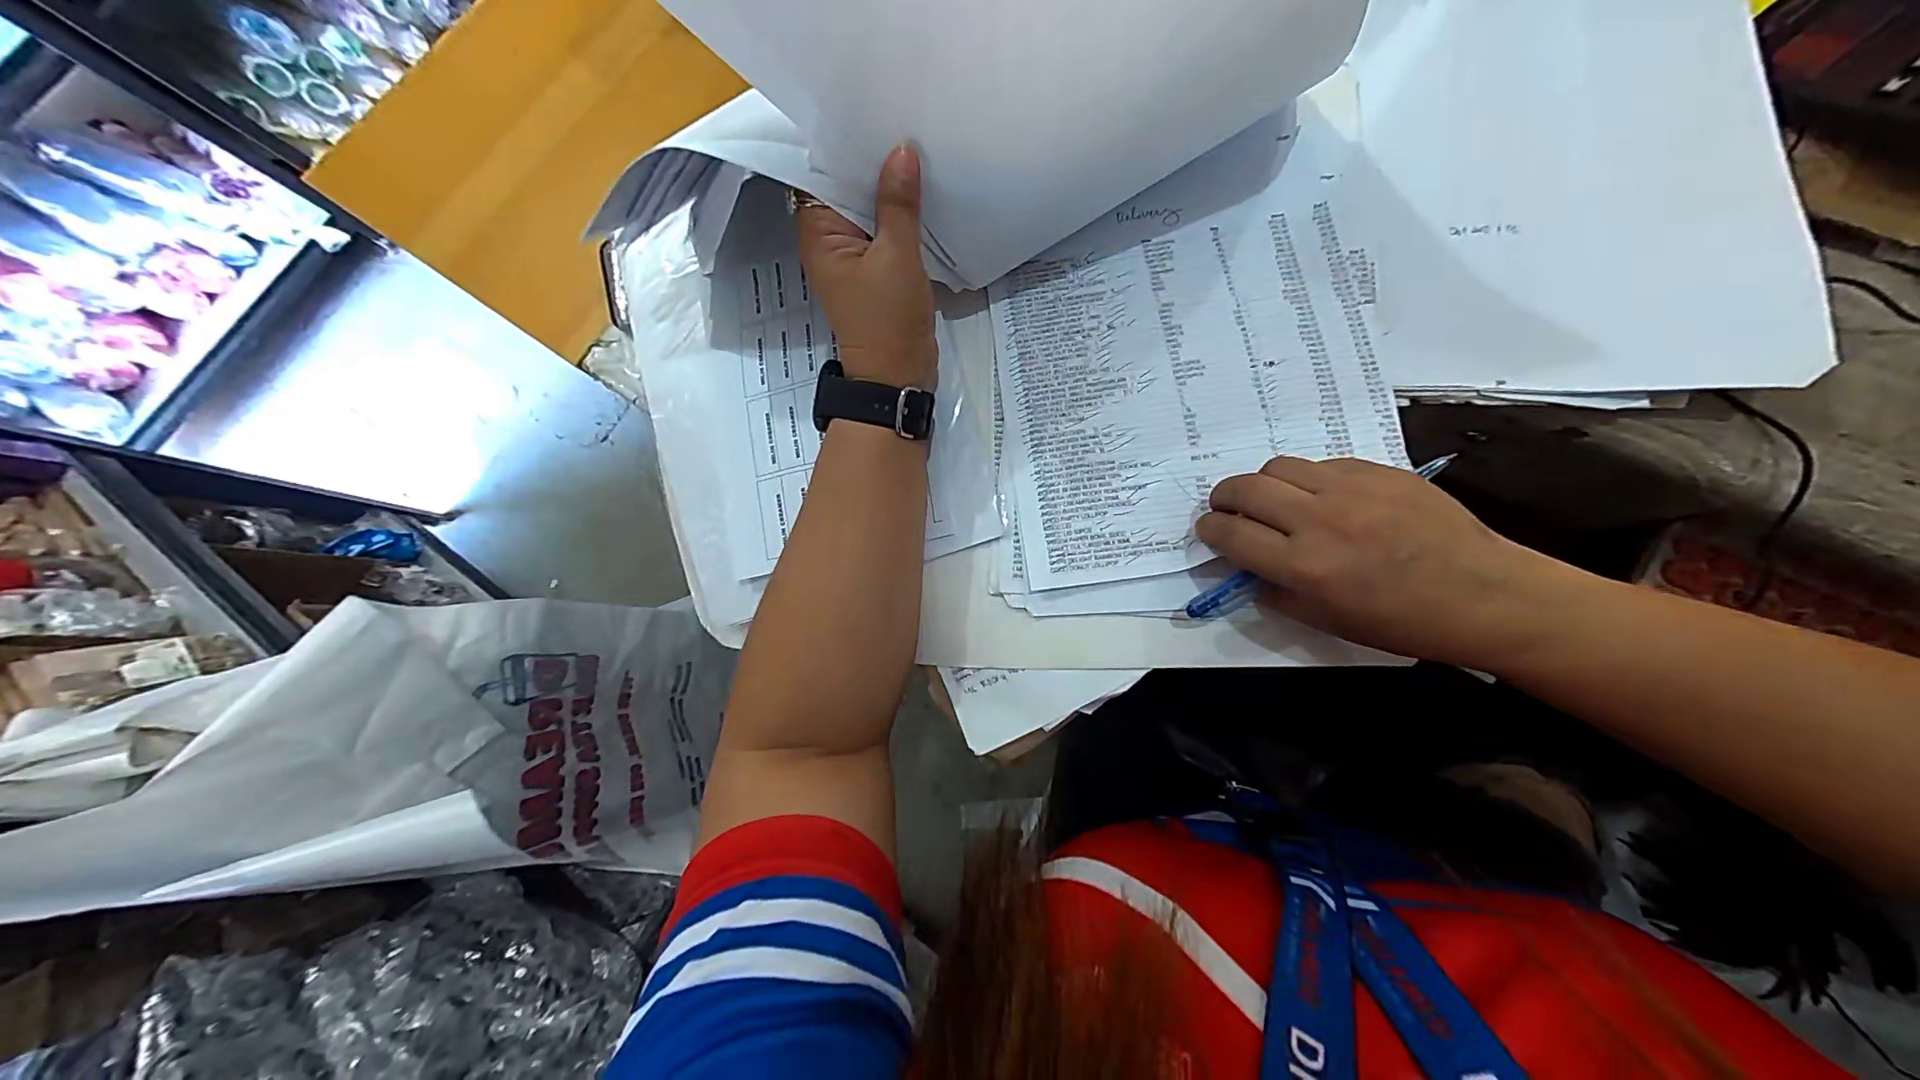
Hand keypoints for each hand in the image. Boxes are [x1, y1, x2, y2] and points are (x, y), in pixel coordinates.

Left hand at [796, 144, 936, 388]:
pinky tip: (925, 198)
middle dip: (876, 166)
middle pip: (850, 192)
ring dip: (893, 193)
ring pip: (871, 213)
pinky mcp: (877, 272)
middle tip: (906, 127)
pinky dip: (903, 220)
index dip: (849, 147)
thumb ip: (899, 204)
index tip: (875, 117)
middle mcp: (831, 243)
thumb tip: (901, 152)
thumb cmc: (888, 321)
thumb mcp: (897, 257)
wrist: (898, 376)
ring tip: (920, 155)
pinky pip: (887, 235)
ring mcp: (855, 258)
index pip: (826, 176)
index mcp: (820, 235)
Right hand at [1196, 456, 1571, 668]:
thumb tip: (1246, 568)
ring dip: (1263, 484)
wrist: (1482, 594)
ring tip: (1273, 500)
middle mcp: (1319, 520)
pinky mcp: (1378, 471)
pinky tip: (1323, 497)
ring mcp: (1351, 489)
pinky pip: (1323, 463)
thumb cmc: (1401, 621)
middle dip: (1223, 498)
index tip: (1209, 530)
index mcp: (1304, 566)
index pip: (1230, 534)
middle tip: (1227, 508)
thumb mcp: (1325, 620)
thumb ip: (1275, 591)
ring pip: (1279, 467)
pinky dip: (1308, 479)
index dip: (1209, 530)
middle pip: (1245, 490)